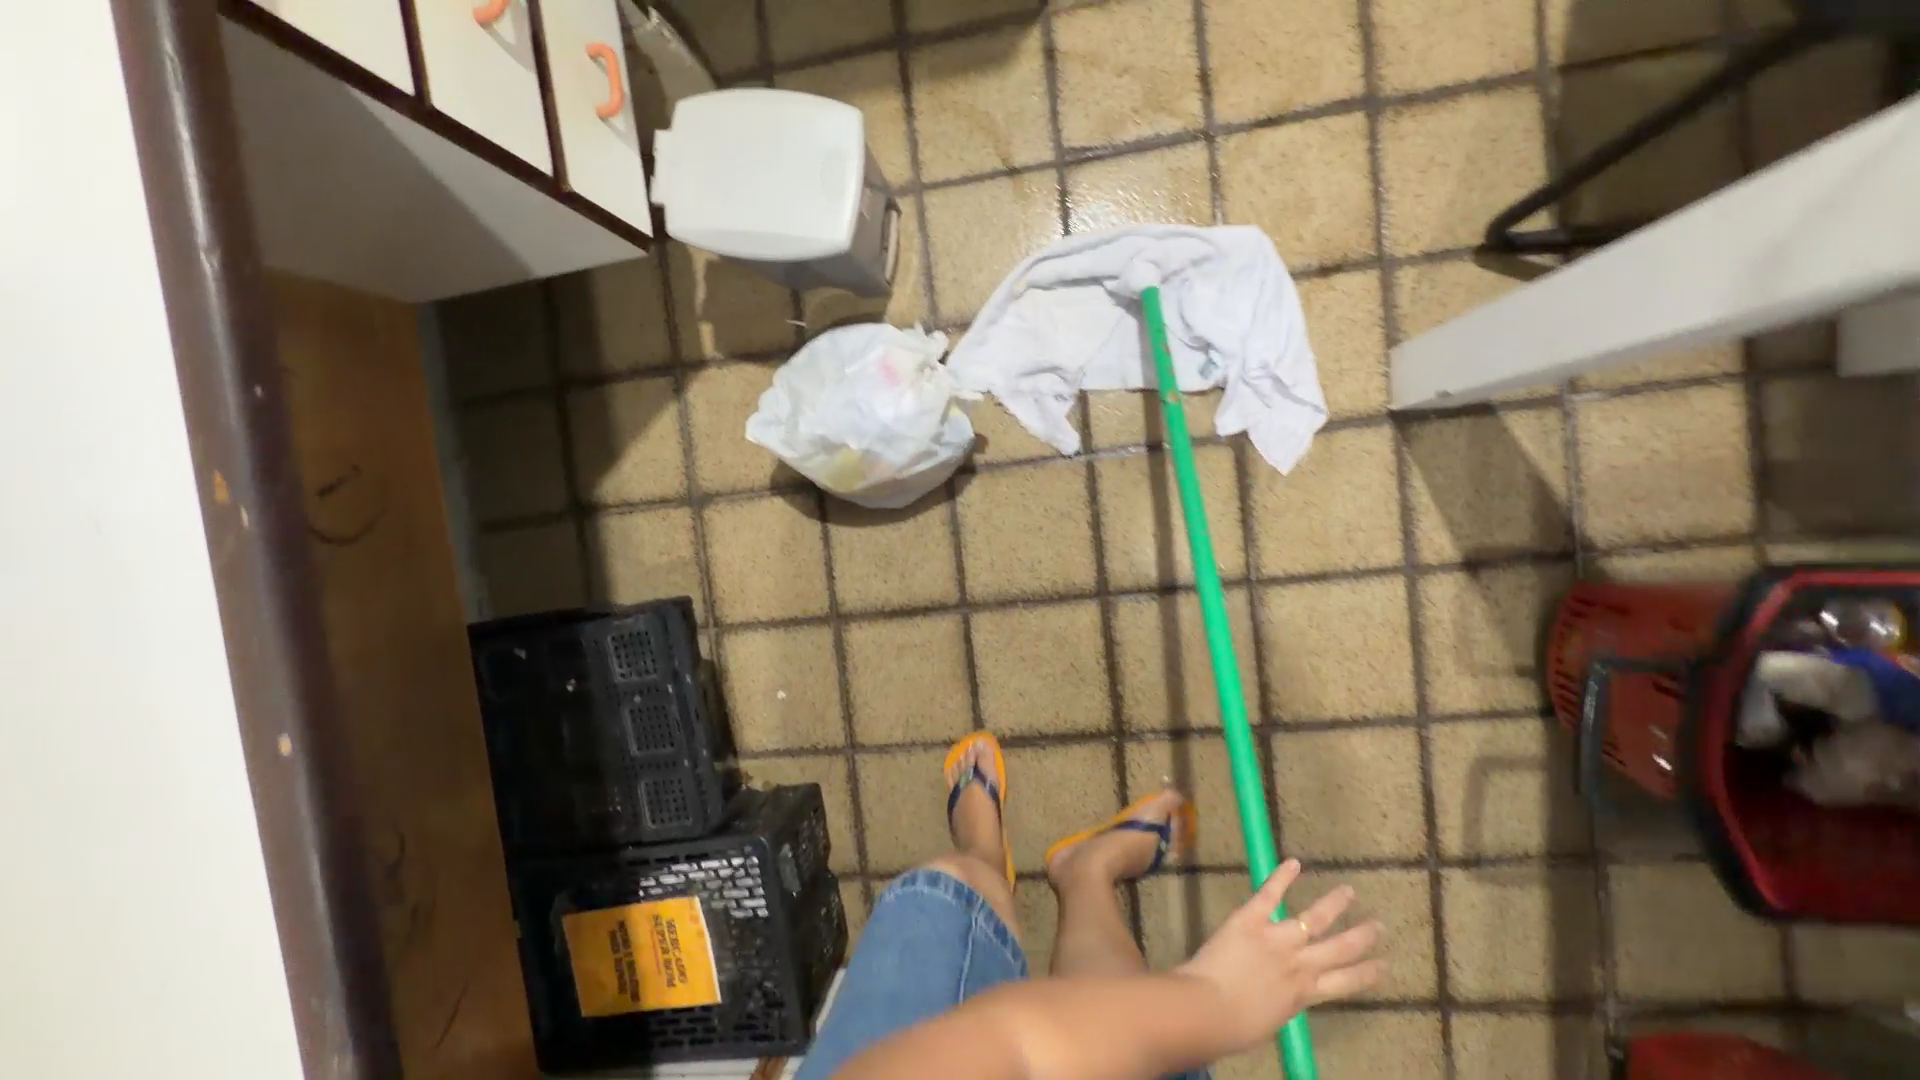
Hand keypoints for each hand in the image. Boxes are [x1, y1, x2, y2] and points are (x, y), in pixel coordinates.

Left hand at [1172, 859, 1384, 1055]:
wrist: (1209, 1009)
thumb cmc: (1234, 1028)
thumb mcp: (1268, 1022)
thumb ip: (1279, 1004)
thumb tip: (1279, 997)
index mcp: (1304, 995)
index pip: (1346, 983)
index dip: (1368, 974)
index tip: (1385, 964)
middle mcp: (1299, 965)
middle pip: (1340, 949)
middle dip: (1362, 937)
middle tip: (1379, 924)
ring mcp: (1277, 940)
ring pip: (1314, 919)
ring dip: (1334, 904)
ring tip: (1349, 890)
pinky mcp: (1251, 920)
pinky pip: (1269, 894)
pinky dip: (1281, 877)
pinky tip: (1294, 863)